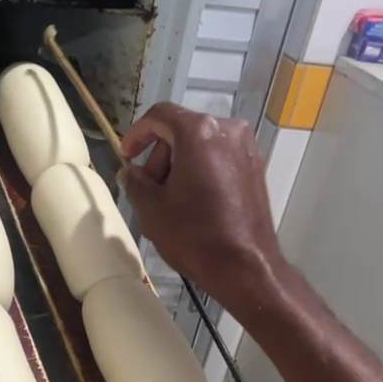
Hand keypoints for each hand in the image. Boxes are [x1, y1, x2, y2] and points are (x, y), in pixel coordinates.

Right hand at [120, 104, 281, 303]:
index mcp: (198, 132)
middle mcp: (227, 128)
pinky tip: (193, 202)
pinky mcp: (256, 168)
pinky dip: (201, 172)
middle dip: (160, 157)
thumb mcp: (152, 210)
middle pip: (182, 130)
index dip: (137, 134)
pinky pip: (219, 159)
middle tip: (148, 190)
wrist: (244, 265)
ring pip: (202, 145)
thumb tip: (130, 173)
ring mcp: (246, 147)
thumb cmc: (194, 236)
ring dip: (180, 166)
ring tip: (170, 201)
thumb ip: (135, 184)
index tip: (126, 156)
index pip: (160, 116)